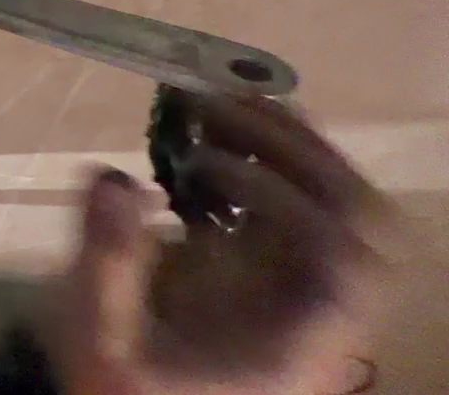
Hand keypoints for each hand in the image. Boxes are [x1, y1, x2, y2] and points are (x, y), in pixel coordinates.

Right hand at [57, 95, 395, 394]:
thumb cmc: (122, 387)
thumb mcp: (99, 334)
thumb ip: (107, 260)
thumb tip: (111, 175)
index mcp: (296, 342)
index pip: (343, 263)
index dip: (286, 200)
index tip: (201, 162)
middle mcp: (319, 313)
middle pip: (365, 226)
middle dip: (296, 151)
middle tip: (213, 99)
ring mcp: (299, 291)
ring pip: (345, 212)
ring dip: (290, 146)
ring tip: (216, 98)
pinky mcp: (267, 274)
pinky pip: (294, 210)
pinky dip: (262, 162)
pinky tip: (206, 134)